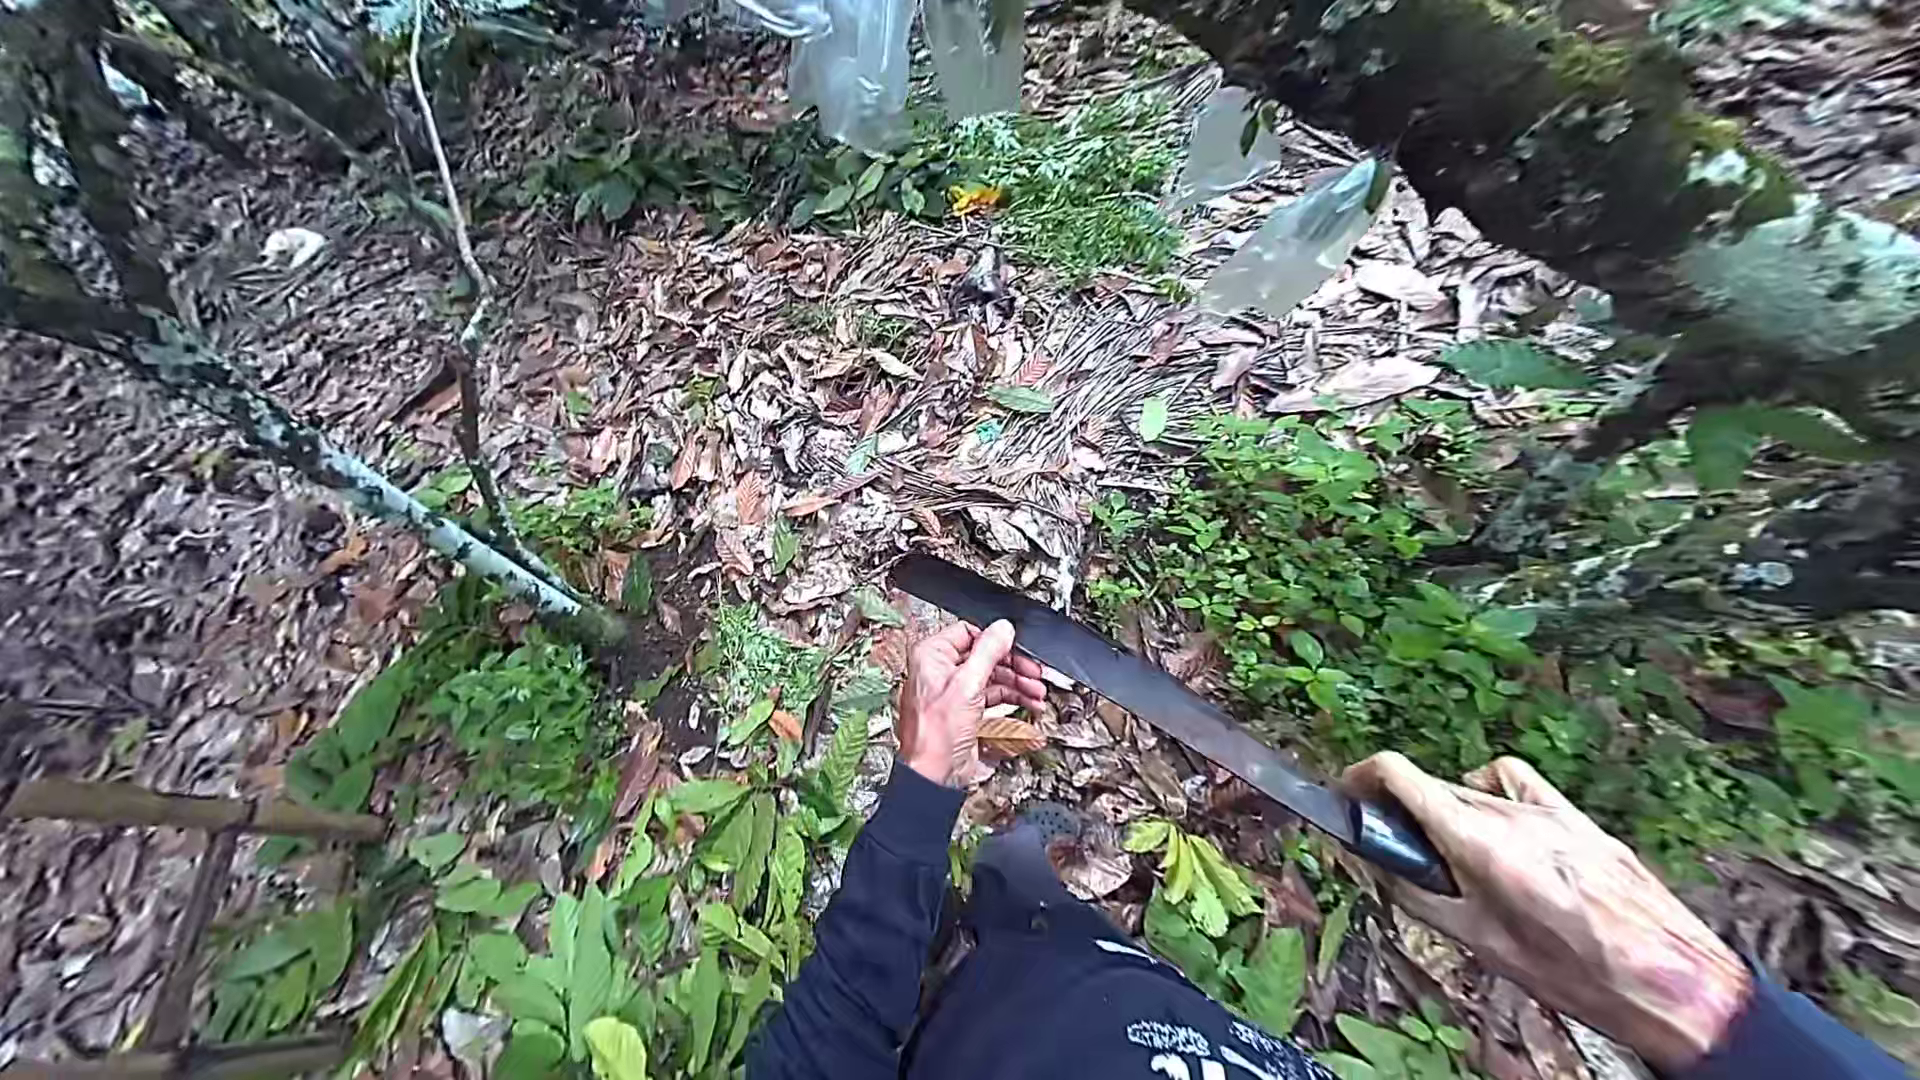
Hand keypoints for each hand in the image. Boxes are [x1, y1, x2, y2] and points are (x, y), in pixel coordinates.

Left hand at [897, 620, 1047, 785]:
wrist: (934, 776)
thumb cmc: (935, 735)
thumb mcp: (967, 685)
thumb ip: (987, 652)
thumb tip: (1003, 628)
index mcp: (932, 655)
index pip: (970, 633)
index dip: (996, 640)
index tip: (1018, 648)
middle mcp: (942, 670)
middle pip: (986, 655)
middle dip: (1014, 665)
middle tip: (1034, 673)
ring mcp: (955, 690)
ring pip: (993, 676)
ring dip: (1018, 683)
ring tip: (1037, 692)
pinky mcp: (966, 709)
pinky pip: (994, 695)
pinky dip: (1012, 697)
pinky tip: (1030, 702)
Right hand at [1342, 752, 1751, 1071]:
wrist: (1683, 994)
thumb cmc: (1575, 974)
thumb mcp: (1474, 938)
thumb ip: (1411, 889)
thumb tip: (1370, 859)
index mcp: (1475, 840)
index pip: (1395, 771)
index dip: (1359, 775)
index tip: (1347, 791)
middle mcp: (1504, 812)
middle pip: (1426, 786)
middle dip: (1401, 808)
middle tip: (1404, 847)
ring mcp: (1543, 809)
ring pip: (1464, 788)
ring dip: (1443, 809)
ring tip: (1460, 852)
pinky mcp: (1574, 814)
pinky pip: (1511, 779)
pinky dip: (1488, 788)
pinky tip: (1496, 818)